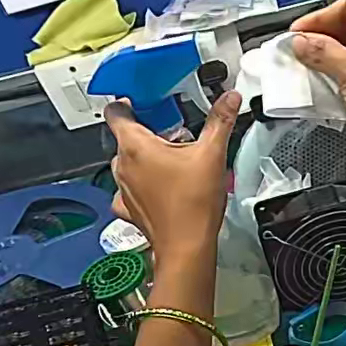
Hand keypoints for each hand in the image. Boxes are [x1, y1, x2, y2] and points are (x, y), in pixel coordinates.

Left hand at [104, 91, 240, 263]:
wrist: (186, 247)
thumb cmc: (193, 204)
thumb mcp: (212, 154)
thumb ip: (220, 121)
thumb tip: (230, 98)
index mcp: (135, 146)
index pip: (115, 113)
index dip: (125, 103)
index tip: (139, 100)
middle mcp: (122, 166)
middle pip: (125, 138)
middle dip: (146, 133)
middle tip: (172, 133)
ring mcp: (123, 188)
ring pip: (127, 163)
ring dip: (144, 158)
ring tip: (171, 161)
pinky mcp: (128, 208)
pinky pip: (129, 189)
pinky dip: (141, 184)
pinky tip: (160, 186)